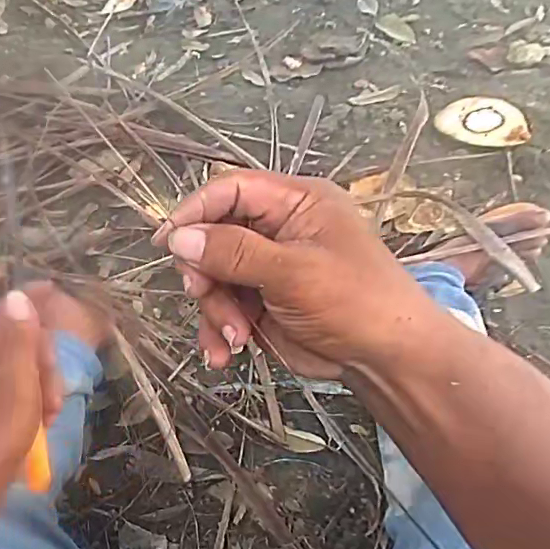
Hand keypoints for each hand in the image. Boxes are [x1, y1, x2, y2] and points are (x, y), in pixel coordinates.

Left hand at [0, 290, 63, 483]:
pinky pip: (28, 384)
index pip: (11, 308)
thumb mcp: (20, 377)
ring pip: (31, 363)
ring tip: (51, 410)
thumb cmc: (6, 423)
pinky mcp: (1, 398)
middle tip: (53, 387)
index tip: (56, 290)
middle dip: (47, 359)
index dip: (33, 298)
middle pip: (27, 337)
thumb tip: (18, 296)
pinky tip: (45, 417)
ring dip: (48, 383)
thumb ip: (20, 337)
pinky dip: (41, 397)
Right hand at [155, 171, 443, 377]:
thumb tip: (179, 238)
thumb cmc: (354, 301)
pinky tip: (226, 352)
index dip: (195, 212)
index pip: (231, 190)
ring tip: (235, 336)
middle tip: (203, 294)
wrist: (382, 357)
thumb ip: (233, 253)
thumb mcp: (292, 272)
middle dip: (206, 274)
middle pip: (214, 239)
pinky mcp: (260, 305)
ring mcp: (266, 270)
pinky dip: (219, 332)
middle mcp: (277, 231)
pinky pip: (223, 310)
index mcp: (295, 204)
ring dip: (215, 311)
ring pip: (214, 280)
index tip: (167, 241)